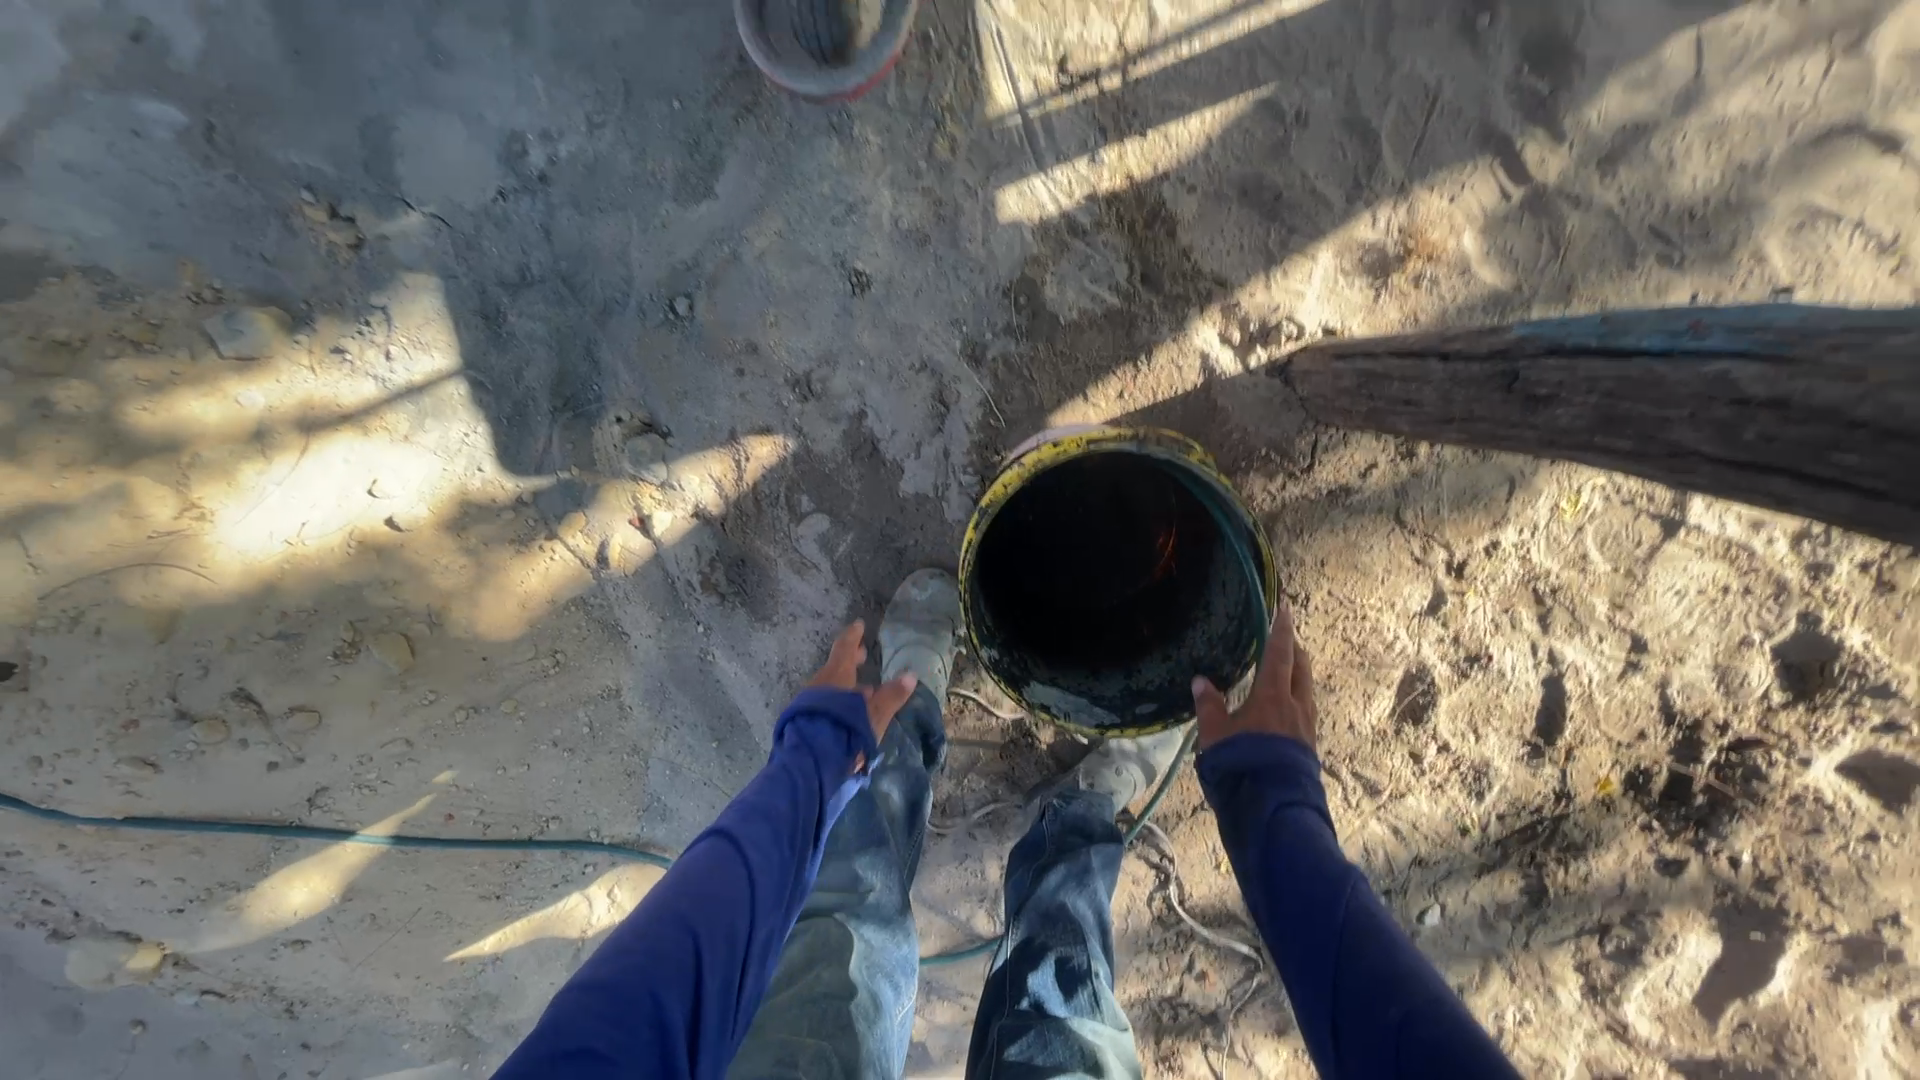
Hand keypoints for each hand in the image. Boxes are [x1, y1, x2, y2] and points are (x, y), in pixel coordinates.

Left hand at [807, 620, 917, 772]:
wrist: (810, 759)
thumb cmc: (846, 730)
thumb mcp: (875, 714)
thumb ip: (892, 695)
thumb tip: (910, 675)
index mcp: (837, 675)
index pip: (845, 648)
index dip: (853, 636)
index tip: (859, 625)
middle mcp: (820, 683)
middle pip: (836, 667)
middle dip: (851, 661)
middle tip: (863, 655)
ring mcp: (808, 703)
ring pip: (830, 687)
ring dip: (846, 685)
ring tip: (863, 690)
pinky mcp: (804, 721)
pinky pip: (824, 704)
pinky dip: (837, 701)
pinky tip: (848, 713)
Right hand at [1191, 598, 1317, 752]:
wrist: (1272, 806)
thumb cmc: (1241, 763)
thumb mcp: (1215, 734)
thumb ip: (1209, 706)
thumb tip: (1200, 680)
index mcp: (1273, 696)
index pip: (1279, 653)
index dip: (1281, 628)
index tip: (1286, 606)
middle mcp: (1296, 706)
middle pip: (1302, 668)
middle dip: (1295, 650)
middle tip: (1286, 638)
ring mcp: (1306, 727)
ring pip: (1307, 690)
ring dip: (1298, 675)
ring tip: (1286, 671)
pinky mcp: (1309, 746)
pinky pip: (1305, 710)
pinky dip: (1296, 698)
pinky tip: (1285, 708)